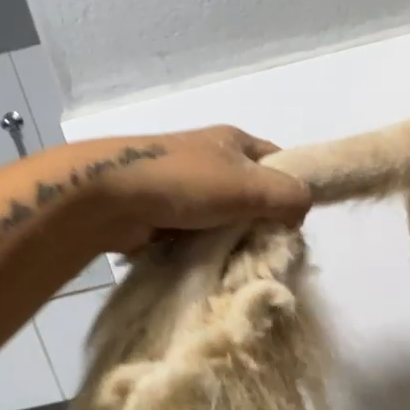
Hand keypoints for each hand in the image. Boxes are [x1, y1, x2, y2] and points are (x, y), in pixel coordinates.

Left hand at [78, 126, 311, 252]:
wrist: (110, 197)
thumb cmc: (186, 182)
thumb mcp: (251, 184)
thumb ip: (289, 196)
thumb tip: (300, 214)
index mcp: (234, 142)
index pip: (279, 162)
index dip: (291, 189)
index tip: (293, 223)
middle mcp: (210, 161)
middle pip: (252, 195)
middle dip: (261, 223)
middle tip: (269, 252)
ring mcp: (184, 189)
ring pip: (224, 221)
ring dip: (231, 242)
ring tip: (239, 265)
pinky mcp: (163, 217)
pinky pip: (197, 237)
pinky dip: (204, 252)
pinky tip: (210, 268)